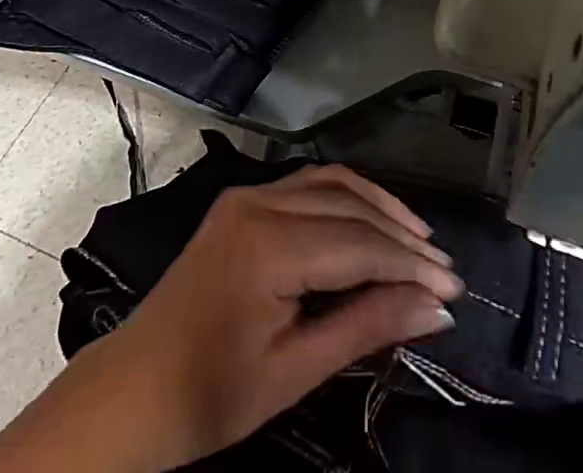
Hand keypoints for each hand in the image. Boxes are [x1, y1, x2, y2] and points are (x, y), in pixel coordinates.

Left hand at [0, 165, 461, 472]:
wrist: (128, 394)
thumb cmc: (207, 396)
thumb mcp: (293, 372)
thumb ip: (368, 327)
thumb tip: (438, 309)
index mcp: (267, 247)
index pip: (360, 245)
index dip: (412, 265)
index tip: (454, 289)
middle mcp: (259, 203)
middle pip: (352, 209)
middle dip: (404, 239)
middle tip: (444, 271)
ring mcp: (248, 196)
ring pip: (335, 185)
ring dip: (381, 208)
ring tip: (420, 239)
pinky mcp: (243, 202)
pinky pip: (310, 185)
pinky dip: (349, 197)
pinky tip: (373, 217)